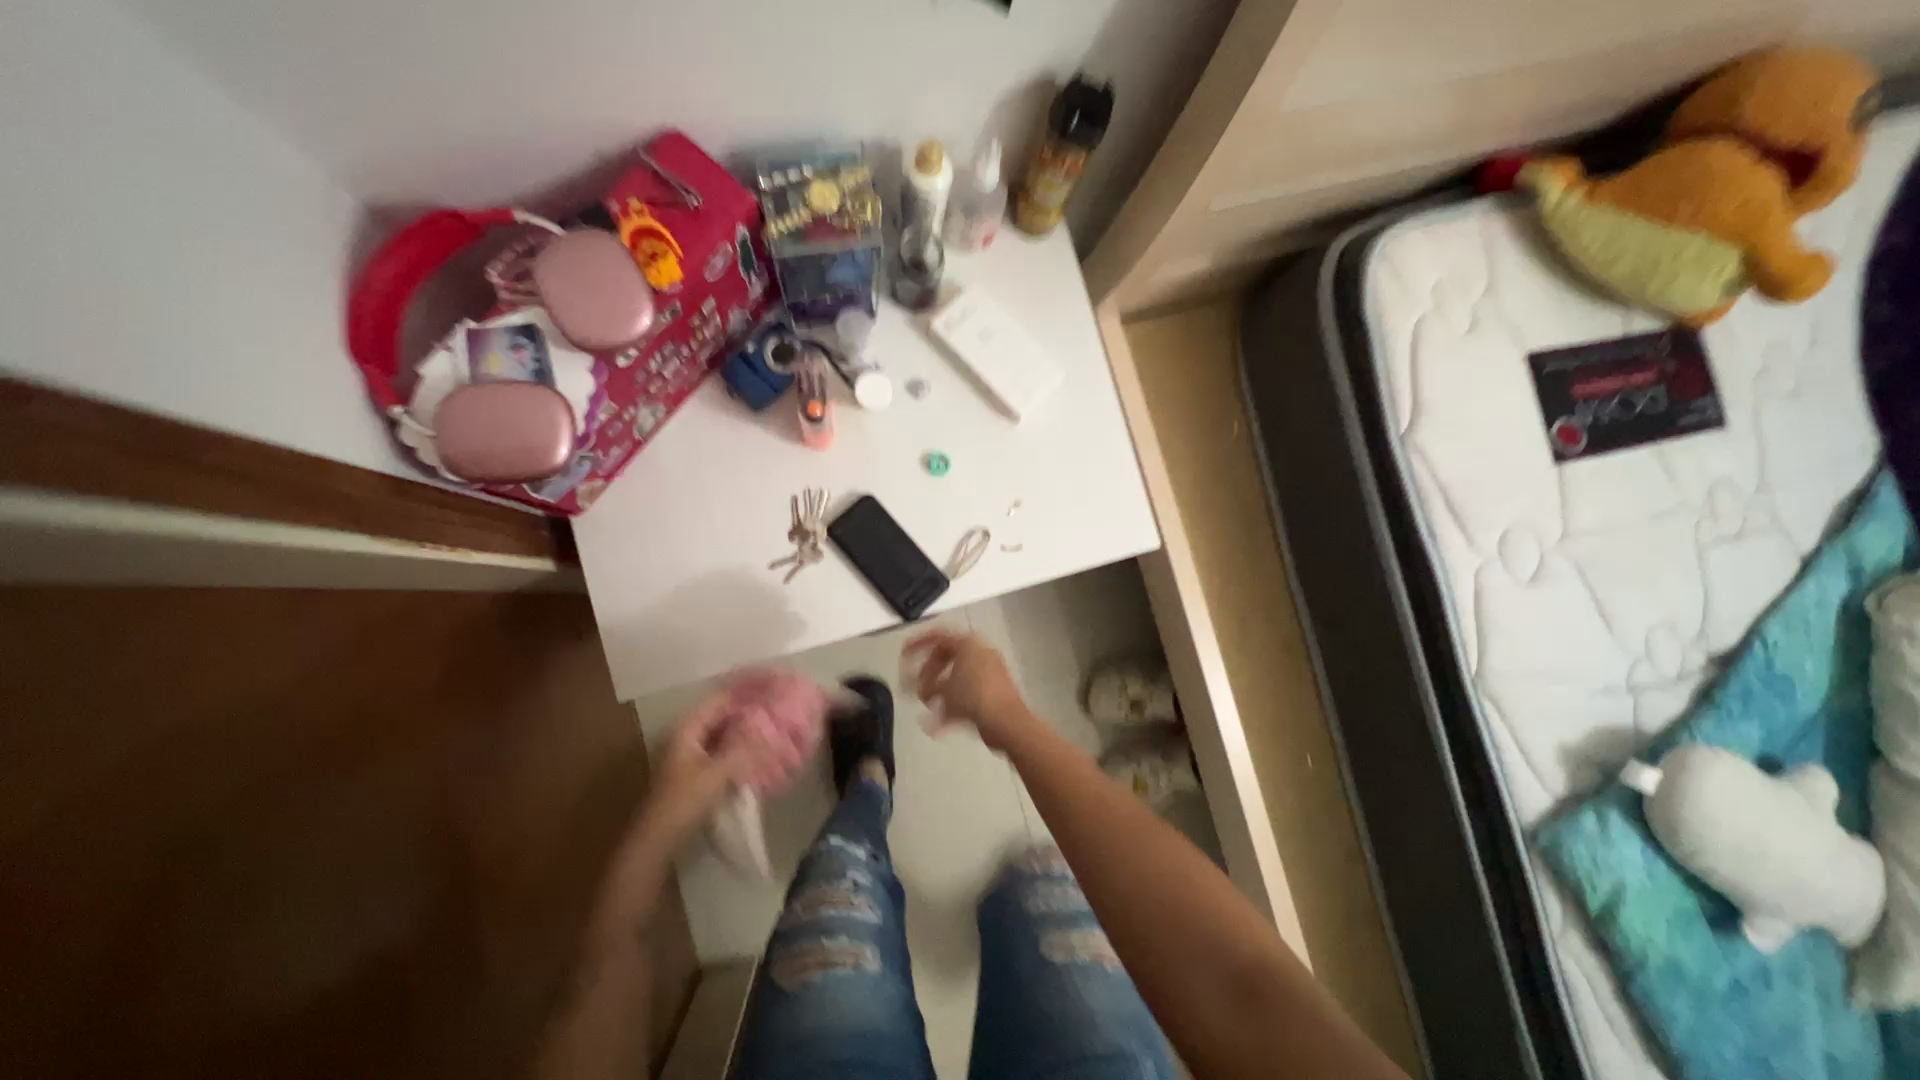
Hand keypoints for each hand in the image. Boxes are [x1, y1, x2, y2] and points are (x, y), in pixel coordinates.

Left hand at [646, 694, 761, 843]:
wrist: (657, 841)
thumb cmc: (683, 802)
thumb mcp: (717, 774)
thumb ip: (746, 751)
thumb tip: (773, 733)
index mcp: (687, 728)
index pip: (721, 697)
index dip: (747, 688)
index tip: (774, 682)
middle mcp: (687, 735)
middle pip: (723, 713)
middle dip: (750, 708)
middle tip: (780, 704)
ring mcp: (690, 754)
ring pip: (724, 732)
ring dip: (747, 728)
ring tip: (776, 723)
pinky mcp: (696, 772)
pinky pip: (724, 750)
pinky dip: (741, 747)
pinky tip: (762, 751)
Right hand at [902, 629, 1035, 752]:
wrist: (1007, 722)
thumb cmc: (974, 696)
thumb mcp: (944, 687)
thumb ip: (928, 684)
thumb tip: (922, 689)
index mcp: (969, 644)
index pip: (938, 636)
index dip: (918, 643)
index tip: (904, 654)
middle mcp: (980, 655)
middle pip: (946, 659)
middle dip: (927, 674)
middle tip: (914, 686)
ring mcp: (988, 675)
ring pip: (955, 680)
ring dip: (937, 693)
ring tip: (926, 704)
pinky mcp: (992, 694)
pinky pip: (965, 697)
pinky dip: (950, 708)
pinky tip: (936, 725)